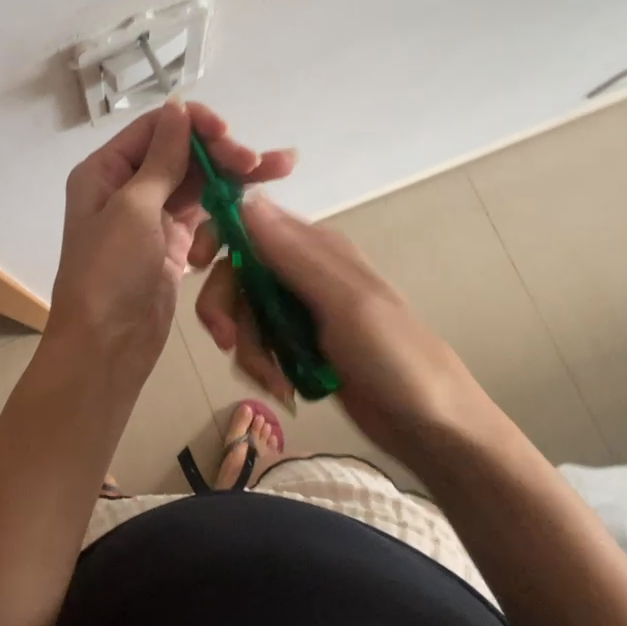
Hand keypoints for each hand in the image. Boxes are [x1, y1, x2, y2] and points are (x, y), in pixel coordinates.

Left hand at [49, 101, 295, 381]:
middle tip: (261, 163)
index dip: (195, 126)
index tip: (229, 135)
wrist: (106, 347)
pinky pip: (206, 213)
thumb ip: (161, 158)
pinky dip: (229, 205)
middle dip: (222, 153)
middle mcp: (128, 186)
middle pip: (182, 154)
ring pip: (199, 182)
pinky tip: (257, 198)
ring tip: (283, 166)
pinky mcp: (175, 242)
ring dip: (236, 175)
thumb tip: (177, 107)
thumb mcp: (133, 209)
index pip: (156, 129)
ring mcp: (153, 216)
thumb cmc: (109, 273)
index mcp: (105, 170)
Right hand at [192, 197, 492, 458]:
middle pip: (236, 273)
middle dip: (225, 308)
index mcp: (316, 248)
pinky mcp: (298, 347)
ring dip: (248, 348)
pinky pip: (258, 345)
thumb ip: (294, 254)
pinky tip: (283, 387)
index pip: (249, 223)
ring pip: (242, 314)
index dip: (217, 238)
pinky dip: (261, 366)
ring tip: (275, 380)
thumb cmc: (397, 357)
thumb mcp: (346, 303)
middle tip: (228, 342)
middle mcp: (303, 272)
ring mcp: (300, 311)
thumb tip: (246, 198)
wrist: (431, 427)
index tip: (195, 266)